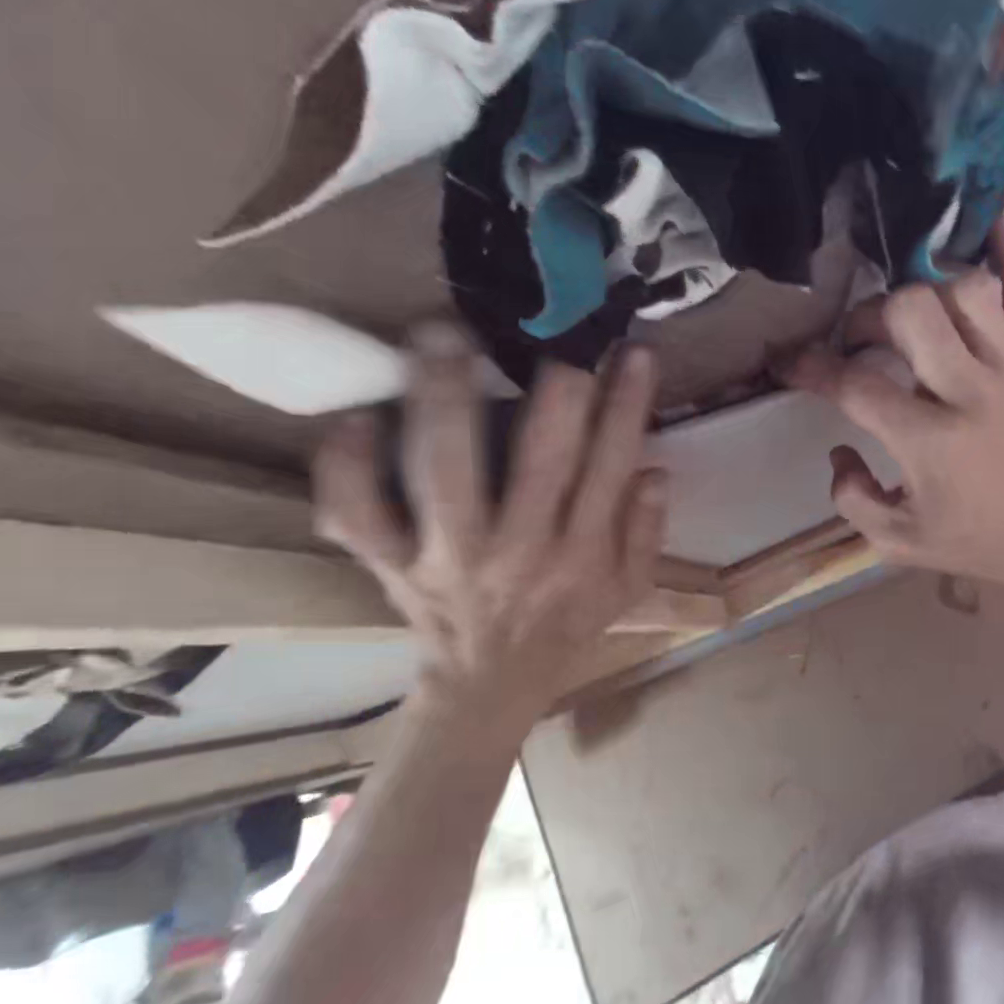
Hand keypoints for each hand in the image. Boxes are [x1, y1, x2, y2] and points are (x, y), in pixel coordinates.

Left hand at [312, 324, 666, 719]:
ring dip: (444, 401)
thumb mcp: (627, 590)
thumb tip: (656, 469)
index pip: (611, 468)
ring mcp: (449, 559)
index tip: (633, 349)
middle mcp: (520, 552)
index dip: (627, 405)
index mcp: (581, 556)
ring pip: (446, 474)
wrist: (489, 684)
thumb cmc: (564, 626)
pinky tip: (357, 419)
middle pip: (539, 463)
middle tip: (547, 320)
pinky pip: (360, 517)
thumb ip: (647, 532)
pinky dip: (347, 469)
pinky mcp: (392, 565)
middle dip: (551, 392)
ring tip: (441, 336)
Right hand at [786, 204, 1003, 614]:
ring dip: (924, 293)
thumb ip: (851, 498)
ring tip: (908, 316)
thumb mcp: (894, 542)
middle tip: (859, 340)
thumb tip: (838, 450)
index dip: (812, 369)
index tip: (788, 361)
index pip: (856, 386)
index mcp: (929, 441)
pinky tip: (1001, 215)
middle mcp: (969, 392)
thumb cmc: (971, 542)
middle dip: (869, 317)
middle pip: (911, 313)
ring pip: (966, 291)